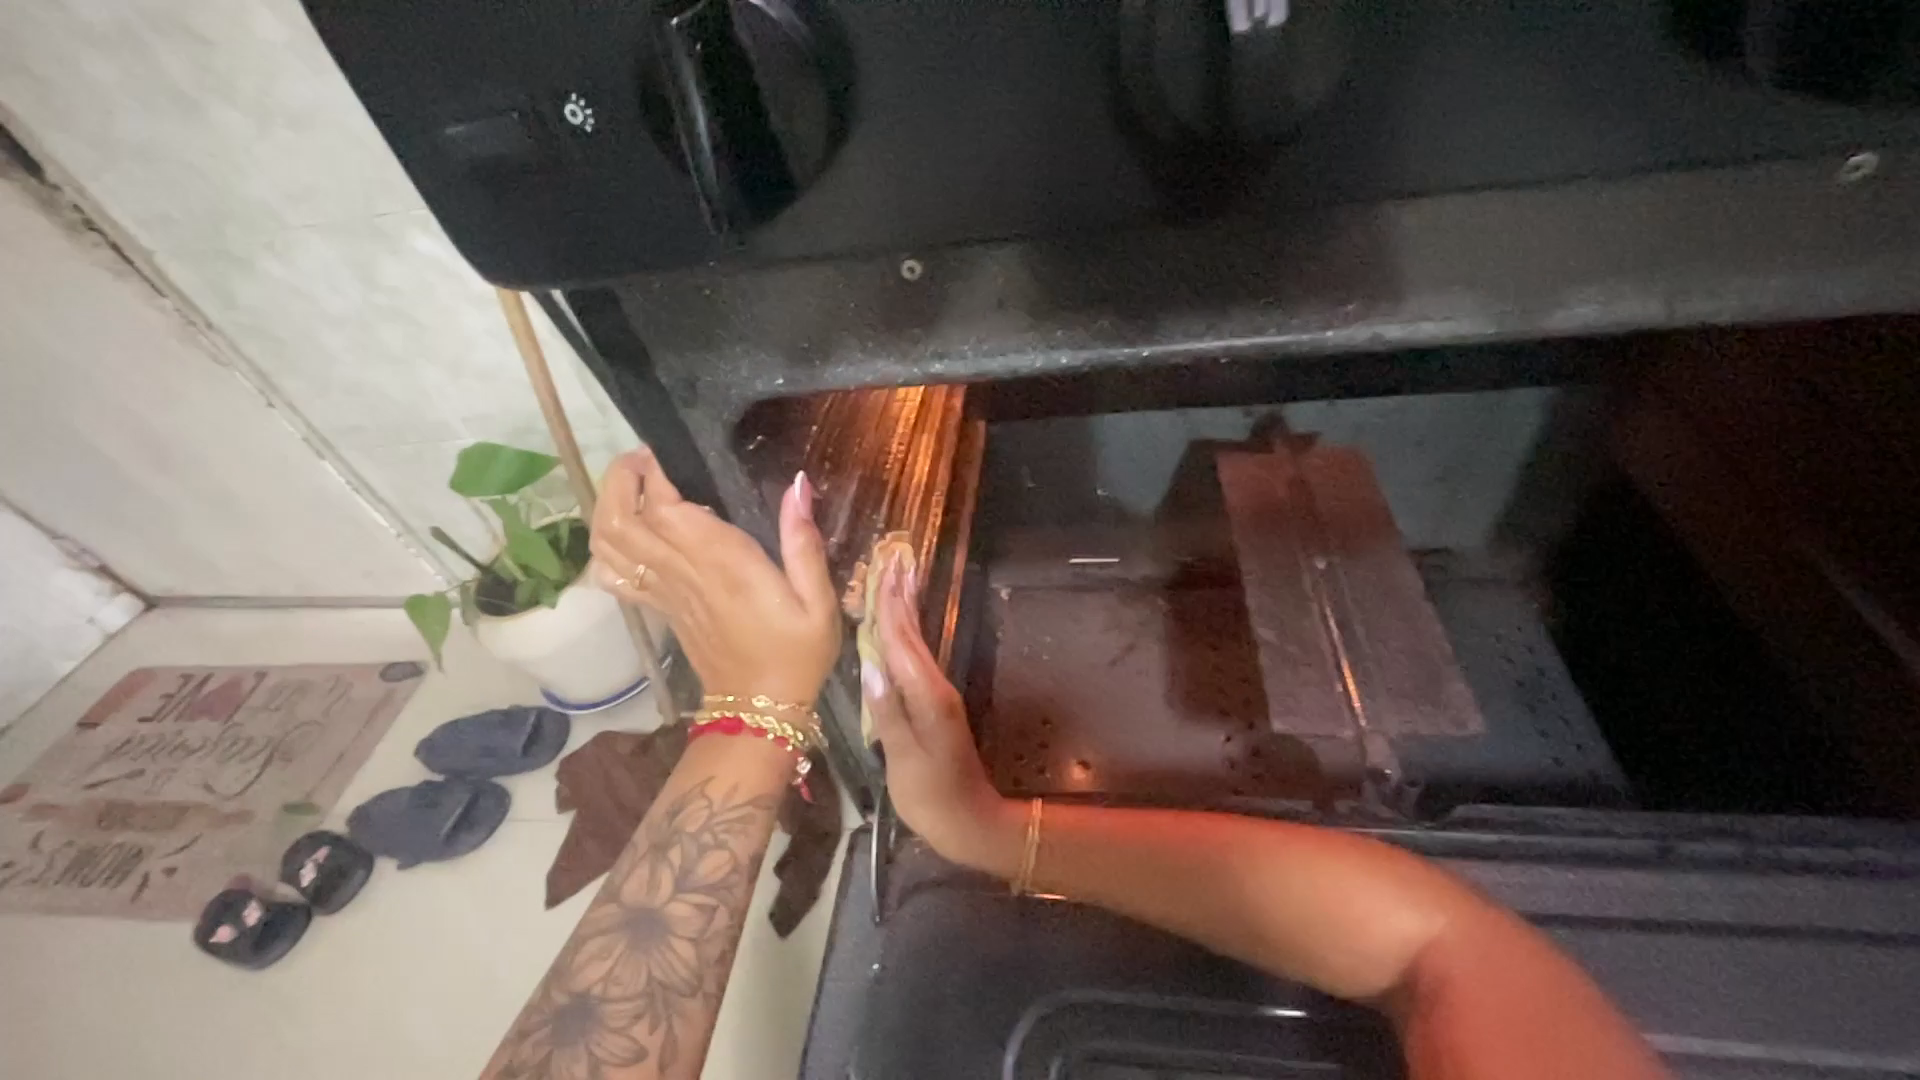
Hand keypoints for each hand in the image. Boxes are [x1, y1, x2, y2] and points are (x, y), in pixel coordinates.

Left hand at [590, 451, 840, 705]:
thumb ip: (804, 543)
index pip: (667, 510)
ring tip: (634, 486)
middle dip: (621, 480)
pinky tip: (627, 533)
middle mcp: (684, 575)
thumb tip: (797, 486)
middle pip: (623, 520)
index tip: (666, 453)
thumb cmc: (797, 652)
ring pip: (609, 545)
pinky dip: (606, 548)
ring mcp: (665, 593)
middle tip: (644, 460)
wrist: (761, 708)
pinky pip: (614, 576)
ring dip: (608, 508)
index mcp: (724, 566)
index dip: (656, 477)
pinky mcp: (659, 608)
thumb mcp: (818, 601)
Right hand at [862, 554, 1015, 866]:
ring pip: (917, 644)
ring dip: (906, 611)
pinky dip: (906, 638)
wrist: (971, 822)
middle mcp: (936, 688)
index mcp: (928, 697)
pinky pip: (917, 661)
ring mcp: (939, 696)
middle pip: (913, 635)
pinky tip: (900, 630)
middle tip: (893, 560)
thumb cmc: (932, 798)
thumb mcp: (904, 761)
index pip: (901, 643)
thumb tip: (869, 668)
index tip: (883, 570)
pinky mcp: (936, 707)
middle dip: (900, 598)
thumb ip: (887, 714)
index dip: (889, 608)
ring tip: (897, 581)